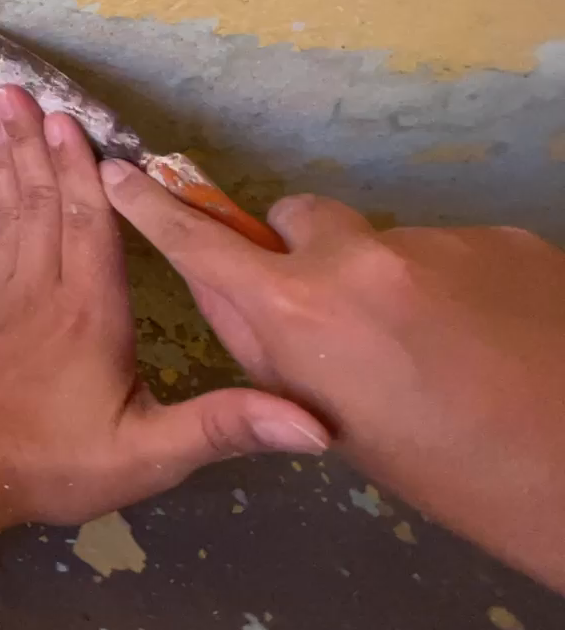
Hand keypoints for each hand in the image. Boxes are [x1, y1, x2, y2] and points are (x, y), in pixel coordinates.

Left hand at [0, 86, 328, 526]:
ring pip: (8, 212)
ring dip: (4, 160)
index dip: (82, 171)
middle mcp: (41, 288)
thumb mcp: (147, 456)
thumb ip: (222, 428)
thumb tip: (316, 420)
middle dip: (30, 144)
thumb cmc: (54, 461)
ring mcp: (4, 293)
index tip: (66, 119)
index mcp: (88, 313)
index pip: (88, 226)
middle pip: (40, 203)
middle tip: (12, 90)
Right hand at [101, 164, 564, 588]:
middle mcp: (358, 259)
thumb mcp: (307, 400)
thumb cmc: (426, 460)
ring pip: (379, 237)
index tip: (120, 169)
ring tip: (441, 335)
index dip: (150, 203)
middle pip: (299, 217)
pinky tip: (489, 329)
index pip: (195, 237)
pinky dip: (455, 280)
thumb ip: (247, 327)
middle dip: (304, 248)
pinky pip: (451, 246)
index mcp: (295, 306)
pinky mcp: (510, 239)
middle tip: (343, 306)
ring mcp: (440, 242)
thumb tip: (213, 272)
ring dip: (388, 273)